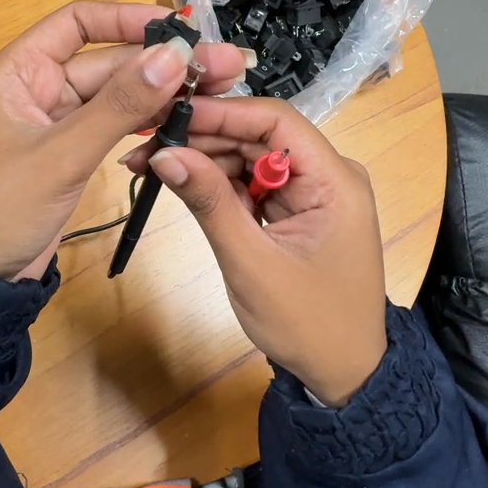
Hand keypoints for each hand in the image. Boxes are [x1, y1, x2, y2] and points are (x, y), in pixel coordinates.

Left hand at [0, 2, 245, 280]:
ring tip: (217, 91)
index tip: (179, 28)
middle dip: (162, 62)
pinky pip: (114, 126)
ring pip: (117, 96)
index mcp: (22, 70)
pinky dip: (145, 124)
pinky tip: (184, 122)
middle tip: (223, 67)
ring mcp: (58, 123)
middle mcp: (41, 87)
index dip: (128, 19)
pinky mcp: (72, 154)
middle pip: (109, 61)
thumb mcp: (60, 155)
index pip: (79, 22)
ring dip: (161, 92)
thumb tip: (172, 54)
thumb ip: (118, 106)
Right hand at [125, 97, 387, 405]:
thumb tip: (165, 153)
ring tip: (149, 164)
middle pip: (257, 135)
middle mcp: (327, 174)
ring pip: (249, 156)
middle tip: (143, 147)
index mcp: (334, 180)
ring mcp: (312, 191)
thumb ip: (209, 201)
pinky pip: (252, 181)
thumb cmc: (307, 324)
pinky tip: (180, 181)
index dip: (220, 113)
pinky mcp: (295, 208)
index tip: (167, 116)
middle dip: (200, 138)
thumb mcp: (251, 262)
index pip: (274, 121)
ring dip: (202, 159)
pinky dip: (216, 183)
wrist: (344, 374)